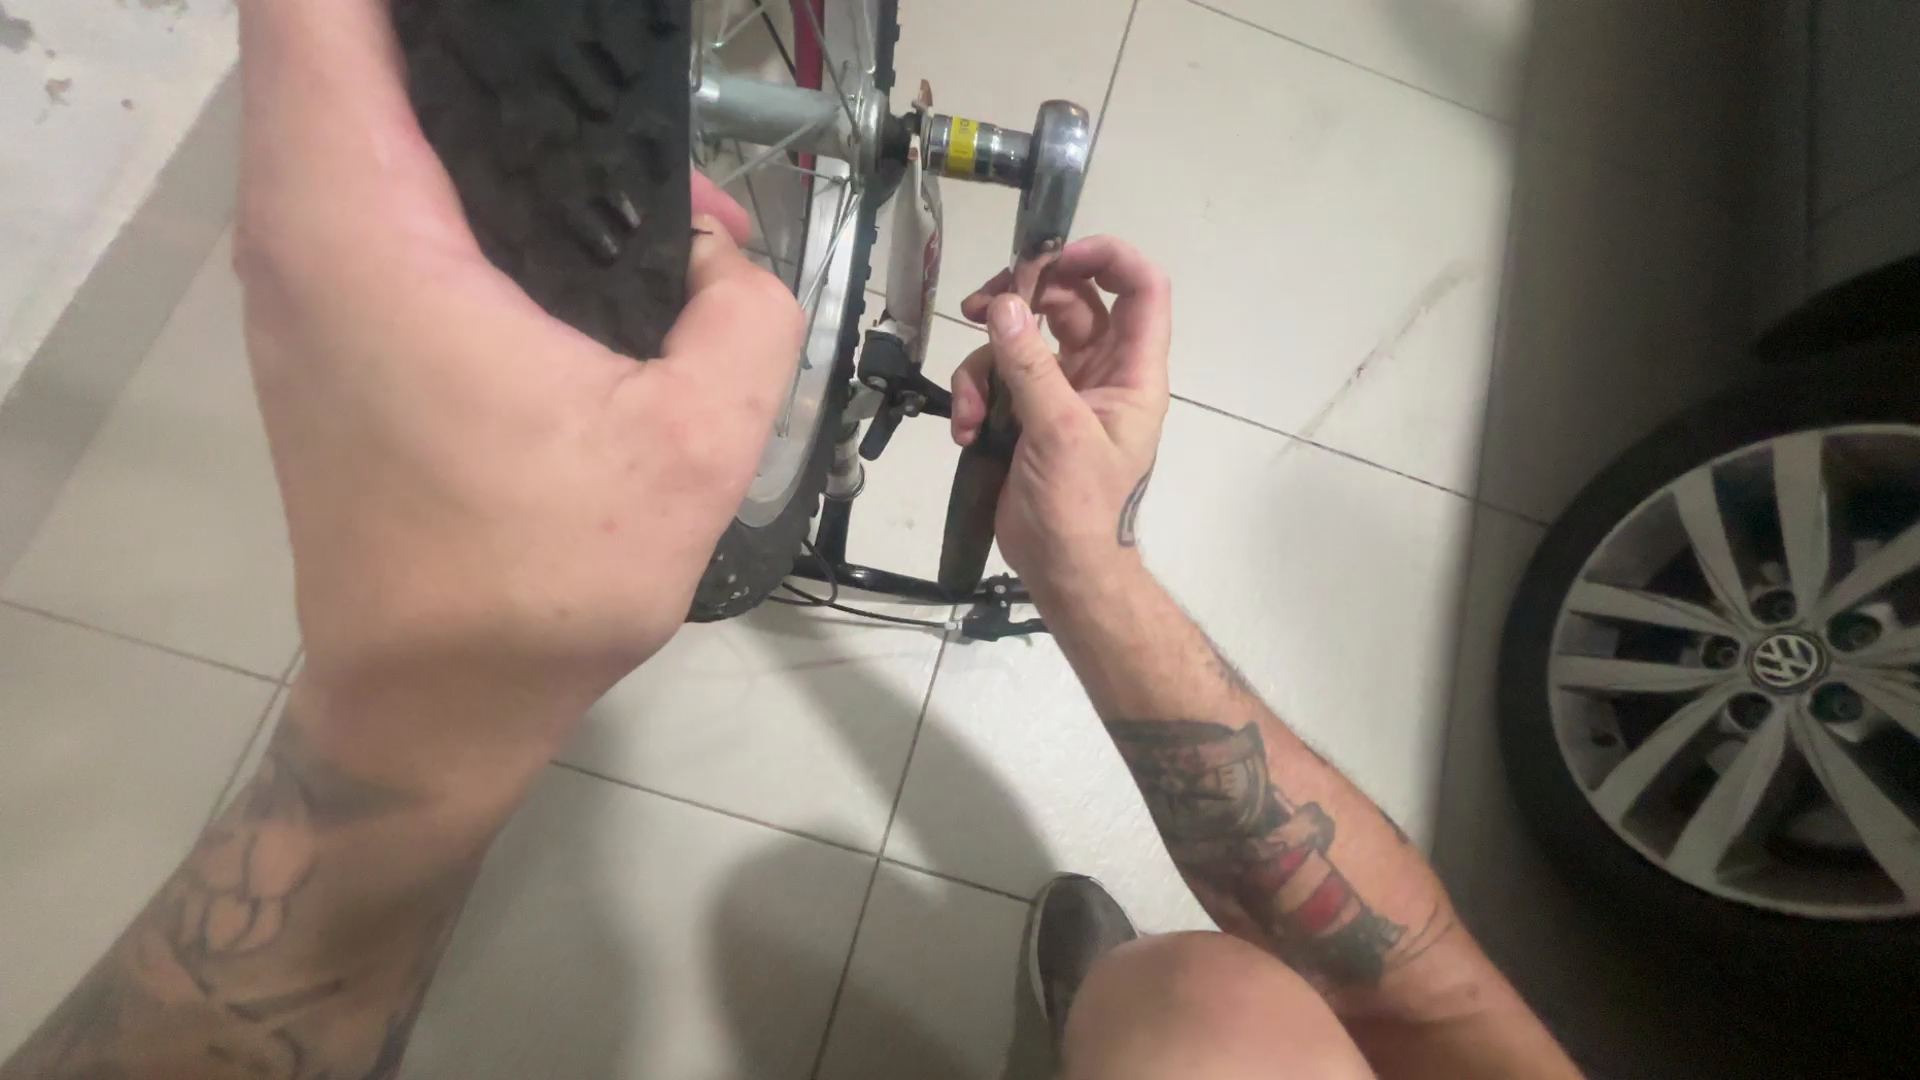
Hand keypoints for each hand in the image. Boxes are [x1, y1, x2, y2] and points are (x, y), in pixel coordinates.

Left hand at [237, 0, 801, 767]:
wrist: (448, 698)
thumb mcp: (702, 443)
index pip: (327, 2)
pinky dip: (497, 207)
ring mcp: (311, 291)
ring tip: (655, 215)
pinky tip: (594, 274)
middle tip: (660, 146)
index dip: (445, 2)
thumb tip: (726, 263)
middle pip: (378, 56)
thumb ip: (750, 317)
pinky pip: (407, 216)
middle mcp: (307, 234)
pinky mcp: (342, 344)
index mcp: (370, 226)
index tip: (566, 36)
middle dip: (526, 73)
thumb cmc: (555, 574)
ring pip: (398, 138)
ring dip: (524, 148)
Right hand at [952, 238, 1172, 596]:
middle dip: (1021, 300)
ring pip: (1021, 341)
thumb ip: (1030, 367)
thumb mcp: (1059, 432)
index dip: (1106, 258)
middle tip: (980, 305)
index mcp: (1131, 371)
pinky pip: (997, 381)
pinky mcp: (1025, 413)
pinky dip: (975, 399)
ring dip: (985, 367)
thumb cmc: (1080, 506)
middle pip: (1067, 302)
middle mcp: (1099, 371)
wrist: (1061, 567)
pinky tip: (966, 431)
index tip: (1055, 257)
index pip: (1141, 288)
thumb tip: (1003, 306)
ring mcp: (1060, 391)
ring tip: (970, 411)